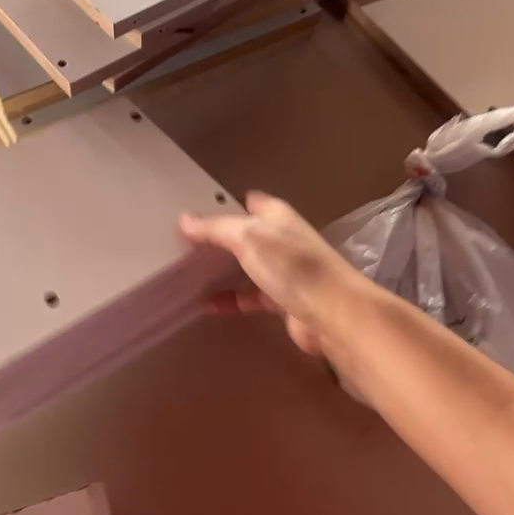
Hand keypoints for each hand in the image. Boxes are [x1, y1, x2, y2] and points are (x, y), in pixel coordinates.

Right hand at [179, 191, 373, 357]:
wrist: (332, 313)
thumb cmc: (291, 265)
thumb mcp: (248, 237)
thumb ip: (216, 229)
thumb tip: (184, 219)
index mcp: (276, 215)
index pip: (248, 201)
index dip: (224, 202)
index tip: (193, 208)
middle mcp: (282, 239)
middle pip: (245, 233)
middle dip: (219, 237)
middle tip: (181, 241)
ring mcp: (284, 271)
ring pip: (247, 265)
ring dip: (223, 269)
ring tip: (188, 271)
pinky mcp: (283, 301)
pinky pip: (250, 297)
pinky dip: (230, 300)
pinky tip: (206, 305)